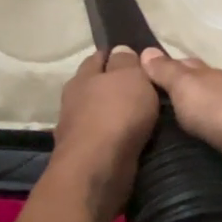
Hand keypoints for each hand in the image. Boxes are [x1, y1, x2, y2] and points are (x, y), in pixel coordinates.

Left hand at [53, 47, 158, 221]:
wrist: (97, 171)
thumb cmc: (116, 115)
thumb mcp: (130, 77)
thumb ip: (127, 62)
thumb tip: (120, 50)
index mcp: (82, 77)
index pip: (99, 57)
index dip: (117, 56)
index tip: (139, 60)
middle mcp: (74, 101)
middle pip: (97, 87)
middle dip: (117, 87)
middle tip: (147, 89)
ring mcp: (76, 130)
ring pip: (101, 115)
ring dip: (118, 116)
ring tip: (145, 117)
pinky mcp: (85, 157)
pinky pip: (105, 140)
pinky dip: (118, 138)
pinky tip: (135, 140)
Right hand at [139, 47, 221, 200]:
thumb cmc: (218, 108)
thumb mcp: (186, 85)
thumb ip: (167, 71)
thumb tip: (146, 50)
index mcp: (211, 76)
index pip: (185, 67)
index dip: (164, 70)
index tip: (140, 79)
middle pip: (194, 94)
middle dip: (172, 101)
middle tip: (140, 115)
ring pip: (201, 120)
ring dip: (184, 126)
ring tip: (151, 141)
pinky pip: (208, 145)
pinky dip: (195, 146)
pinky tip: (178, 156)